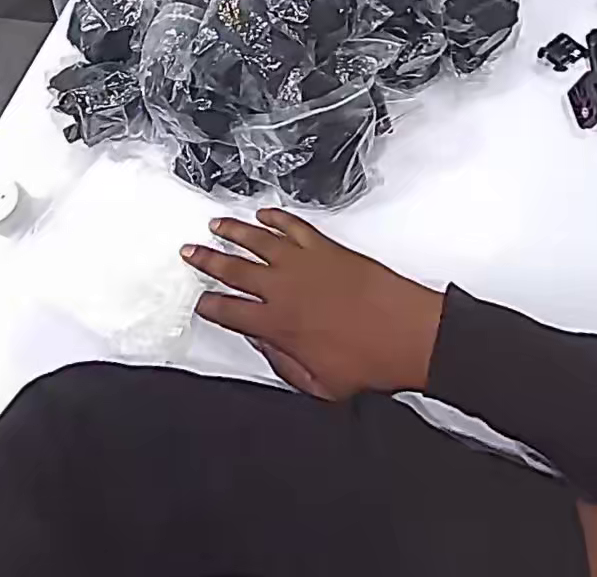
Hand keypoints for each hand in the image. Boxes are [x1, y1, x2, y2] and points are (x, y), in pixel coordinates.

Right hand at [181, 208, 444, 399]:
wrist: (407, 332)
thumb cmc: (368, 361)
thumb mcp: (318, 383)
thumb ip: (282, 363)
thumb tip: (262, 343)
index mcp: (278, 325)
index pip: (229, 312)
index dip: (209, 305)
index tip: (200, 300)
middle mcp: (284, 289)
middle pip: (233, 269)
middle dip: (207, 260)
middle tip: (190, 251)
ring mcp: (303, 262)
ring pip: (257, 240)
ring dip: (233, 231)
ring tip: (216, 224)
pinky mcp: (325, 246)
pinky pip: (293, 225)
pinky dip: (276, 217)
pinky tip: (264, 213)